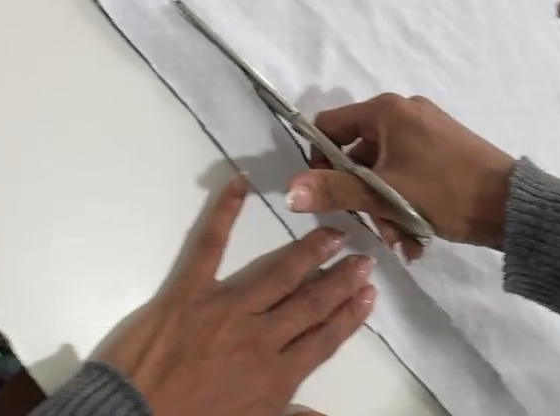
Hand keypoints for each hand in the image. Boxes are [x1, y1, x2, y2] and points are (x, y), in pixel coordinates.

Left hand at [96, 176, 376, 415]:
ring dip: (308, 252)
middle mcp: (259, 336)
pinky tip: (241, 183)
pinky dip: (225, 211)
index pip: (323, 339)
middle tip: (365, 255)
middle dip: (339, 280)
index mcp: (275, 375)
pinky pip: (210, 244)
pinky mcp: (189, 287)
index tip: (369, 292)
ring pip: (277, 274)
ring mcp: (225, 307)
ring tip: (333, 232)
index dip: (349, 315)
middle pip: (309, 303)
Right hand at [285, 93, 515, 258]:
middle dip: (363, 195)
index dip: (321, 161)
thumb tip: (289, 191)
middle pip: (359, 152)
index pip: (329, 126)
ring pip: (385, 168)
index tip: (333, 195)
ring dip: (386, 206)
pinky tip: (420, 236)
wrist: (518, 209)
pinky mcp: (447, 147)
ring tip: (405, 241)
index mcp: (385, 110)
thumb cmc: (447, 192)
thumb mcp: (385, 195)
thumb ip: (335, 190)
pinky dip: (408, 200)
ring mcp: (428, 128)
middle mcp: (403, 111)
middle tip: (378, 229)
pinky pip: (410, 170)